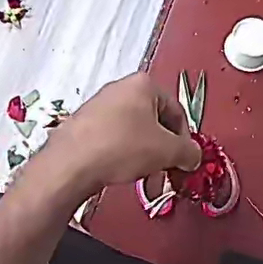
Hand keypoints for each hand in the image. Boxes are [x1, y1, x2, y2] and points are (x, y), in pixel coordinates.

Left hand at [32, 73, 201, 197]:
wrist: (70, 165)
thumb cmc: (122, 148)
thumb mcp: (167, 151)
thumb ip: (189, 152)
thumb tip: (193, 156)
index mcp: (144, 84)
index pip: (177, 112)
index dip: (185, 140)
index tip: (184, 160)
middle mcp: (121, 88)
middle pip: (155, 122)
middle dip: (163, 150)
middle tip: (167, 171)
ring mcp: (99, 105)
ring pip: (135, 132)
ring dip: (146, 156)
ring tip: (146, 179)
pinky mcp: (83, 123)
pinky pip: (114, 138)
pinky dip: (124, 155)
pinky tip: (123, 173)